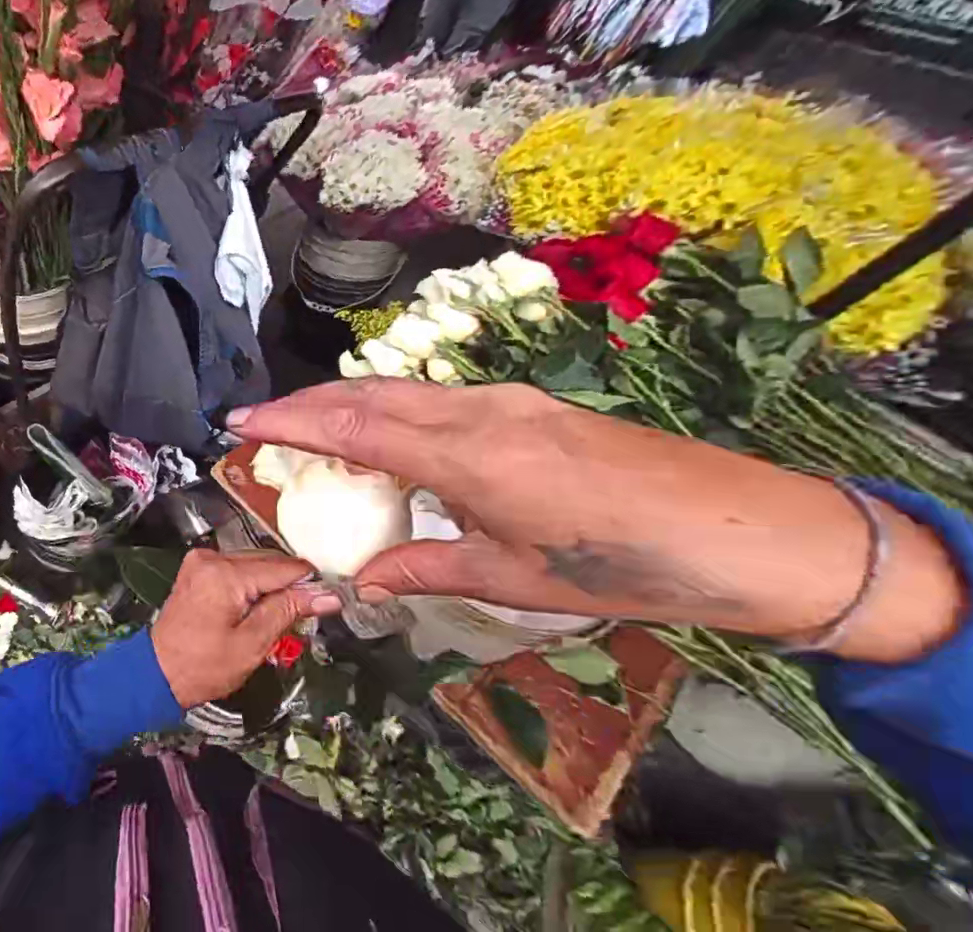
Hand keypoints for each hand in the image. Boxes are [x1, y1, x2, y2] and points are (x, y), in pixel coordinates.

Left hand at [150, 551, 340, 707]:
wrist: (155, 676)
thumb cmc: (204, 667)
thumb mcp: (252, 644)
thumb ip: (288, 611)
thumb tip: (328, 595)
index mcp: (225, 574)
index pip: (282, 568)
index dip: (309, 583)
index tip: (331, 596)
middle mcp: (213, 557)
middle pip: (268, 562)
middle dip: (289, 585)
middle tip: (306, 612)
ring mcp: (202, 560)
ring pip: (254, 563)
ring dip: (271, 584)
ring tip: (281, 613)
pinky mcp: (198, 568)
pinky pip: (237, 568)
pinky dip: (252, 584)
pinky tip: (258, 605)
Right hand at [228, 380, 966, 662]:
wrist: (732, 528)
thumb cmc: (619, 564)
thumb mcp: (513, 577)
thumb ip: (428, 567)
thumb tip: (366, 580)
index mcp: (467, 456)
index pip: (356, 427)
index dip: (291, 422)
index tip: (240, 422)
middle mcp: (479, 412)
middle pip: (372, 395)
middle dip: (308, 405)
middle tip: (261, 423)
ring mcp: (507, 400)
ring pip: (406, 392)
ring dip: (352, 406)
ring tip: (313, 432)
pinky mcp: (529, 404)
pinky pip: (442, 400)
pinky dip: (398, 412)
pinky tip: (392, 439)